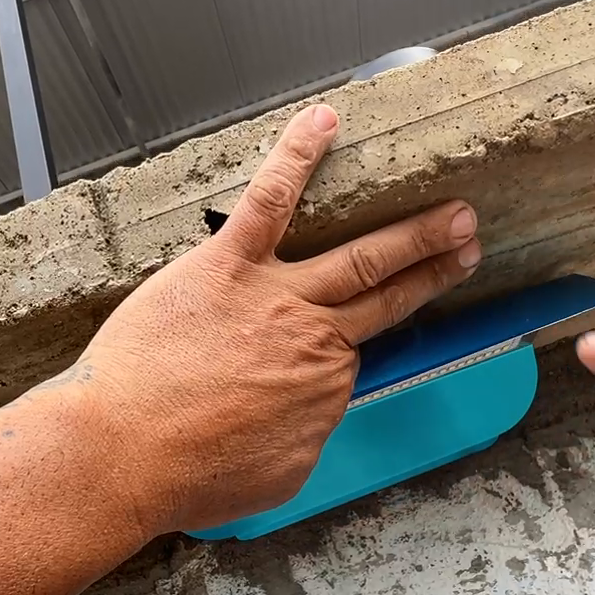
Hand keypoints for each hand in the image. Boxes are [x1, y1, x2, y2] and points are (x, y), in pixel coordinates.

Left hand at [79, 104, 482, 535]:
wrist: (125, 453)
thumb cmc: (190, 474)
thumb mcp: (277, 474)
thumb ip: (308, 432)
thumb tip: (314, 411)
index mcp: (326, 383)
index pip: (360, 345)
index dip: (371, 331)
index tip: (389, 316)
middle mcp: (314, 335)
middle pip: (388, 294)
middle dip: (434, 266)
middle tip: (469, 241)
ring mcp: (274, 294)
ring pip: (358, 256)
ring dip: (411, 231)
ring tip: (452, 211)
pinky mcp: (227, 263)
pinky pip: (270, 200)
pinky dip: (297, 156)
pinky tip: (323, 120)